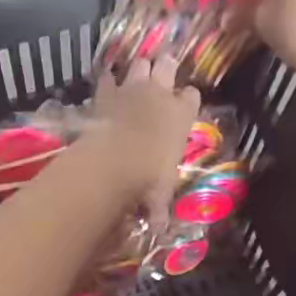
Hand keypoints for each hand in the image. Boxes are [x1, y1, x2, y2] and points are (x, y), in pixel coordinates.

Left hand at [90, 55, 201, 224]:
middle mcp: (160, 94)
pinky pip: (107, 78)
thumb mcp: (159, 195)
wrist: (113, 160)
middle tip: (161, 73)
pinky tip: (104, 85)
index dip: (187, 99)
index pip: (191, 96)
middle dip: (165, 67)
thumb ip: (159, 210)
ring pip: (140, 64)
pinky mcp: (105, 92)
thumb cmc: (147, 176)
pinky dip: (106, 81)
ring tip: (134, 74)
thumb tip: (160, 232)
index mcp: (182, 115)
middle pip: (167, 66)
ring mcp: (132, 89)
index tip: (183, 104)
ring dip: (137, 68)